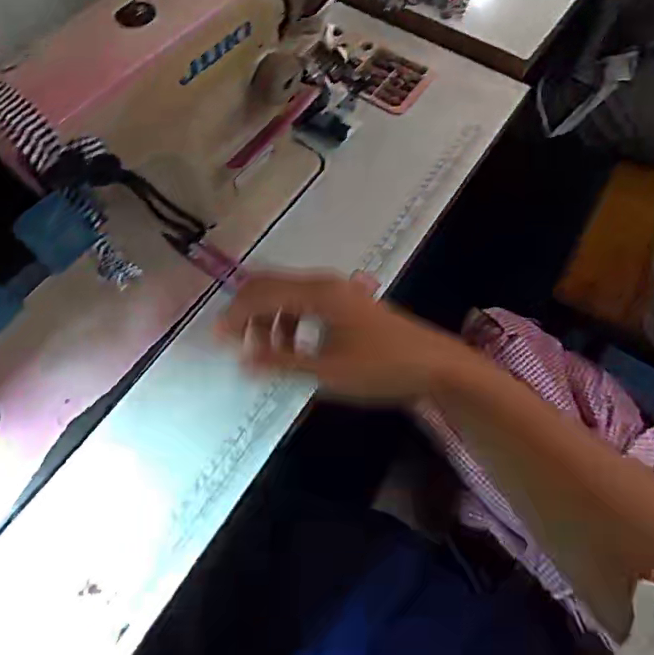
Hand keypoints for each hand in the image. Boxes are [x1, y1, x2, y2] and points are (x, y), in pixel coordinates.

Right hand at [215, 271, 469, 404]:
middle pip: (271, 286)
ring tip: (264, 352)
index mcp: (316, 293)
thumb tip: (242, 361)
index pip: (262, 293)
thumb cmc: (381, 367)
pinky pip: (303, 303)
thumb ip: (281, 362)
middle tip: (233, 341)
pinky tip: (291, 347)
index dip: (236, 313)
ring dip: (268, 319)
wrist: (436, 366)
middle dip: (248, 312)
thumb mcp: (327, 370)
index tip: (216, 336)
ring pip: (287, 295)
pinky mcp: (345, 303)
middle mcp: (323, 283)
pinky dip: (288, 321)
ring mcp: (336, 290)